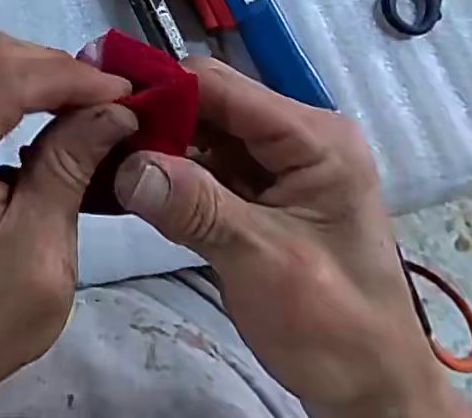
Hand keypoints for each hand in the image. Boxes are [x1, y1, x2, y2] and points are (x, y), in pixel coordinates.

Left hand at [0, 29, 135, 416]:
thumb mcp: (37, 264)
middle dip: (58, 67)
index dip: (68, 77)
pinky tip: (45, 99)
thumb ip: (68, 172)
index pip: (2, 81)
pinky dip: (14, 72)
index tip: (124, 93)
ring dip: (37, 65)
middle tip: (109, 98)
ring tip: (83, 98)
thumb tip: (115, 107)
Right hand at [114, 56, 471, 417]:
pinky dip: (175, 170)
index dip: (165, 85)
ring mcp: (280, 160)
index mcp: (314, 136)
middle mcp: (298, 134)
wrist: (373, 391)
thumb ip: (199, 209)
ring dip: (161, 142)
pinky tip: (135, 178)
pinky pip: (210, 163)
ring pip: (206, 131)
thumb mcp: (266, 264)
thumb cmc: (336, 328)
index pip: (225, 87)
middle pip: (213, 103)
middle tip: (98, 129)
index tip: (107, 98)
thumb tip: (130, 165)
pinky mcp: (263, 188)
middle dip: (158, 115)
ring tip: (104, 150)